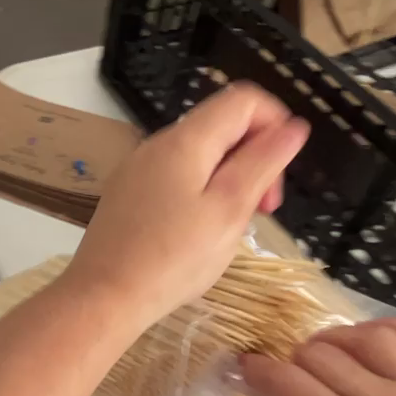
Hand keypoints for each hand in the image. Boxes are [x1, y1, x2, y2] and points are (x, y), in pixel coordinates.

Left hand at [62, 84, 306, 323]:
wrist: (104, 296)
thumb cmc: (172, 258)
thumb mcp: (230, 209)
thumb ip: (263, 162)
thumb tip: (292, 126)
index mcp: (183, 141)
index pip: (242, 99)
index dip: (275, 123)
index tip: (280, 170)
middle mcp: (154, 146)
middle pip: (220, 128)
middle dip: (253, 158)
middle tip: (261, 210)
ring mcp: (134, 171)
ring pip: (198, 157)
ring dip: (227, 181)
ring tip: (228, 227)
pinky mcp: (125, 196)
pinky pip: (173, 180)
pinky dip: (197, 195)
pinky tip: (196, 233)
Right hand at [239, 318, 395, 395]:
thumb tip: (250, 375)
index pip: (283, 380)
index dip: (256, 369)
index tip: (248, 368)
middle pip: (320, 353)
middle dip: (295, 361)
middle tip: (295, 379)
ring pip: (369, 336)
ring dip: (339, 340)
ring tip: (332, 357)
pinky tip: (375, 343)